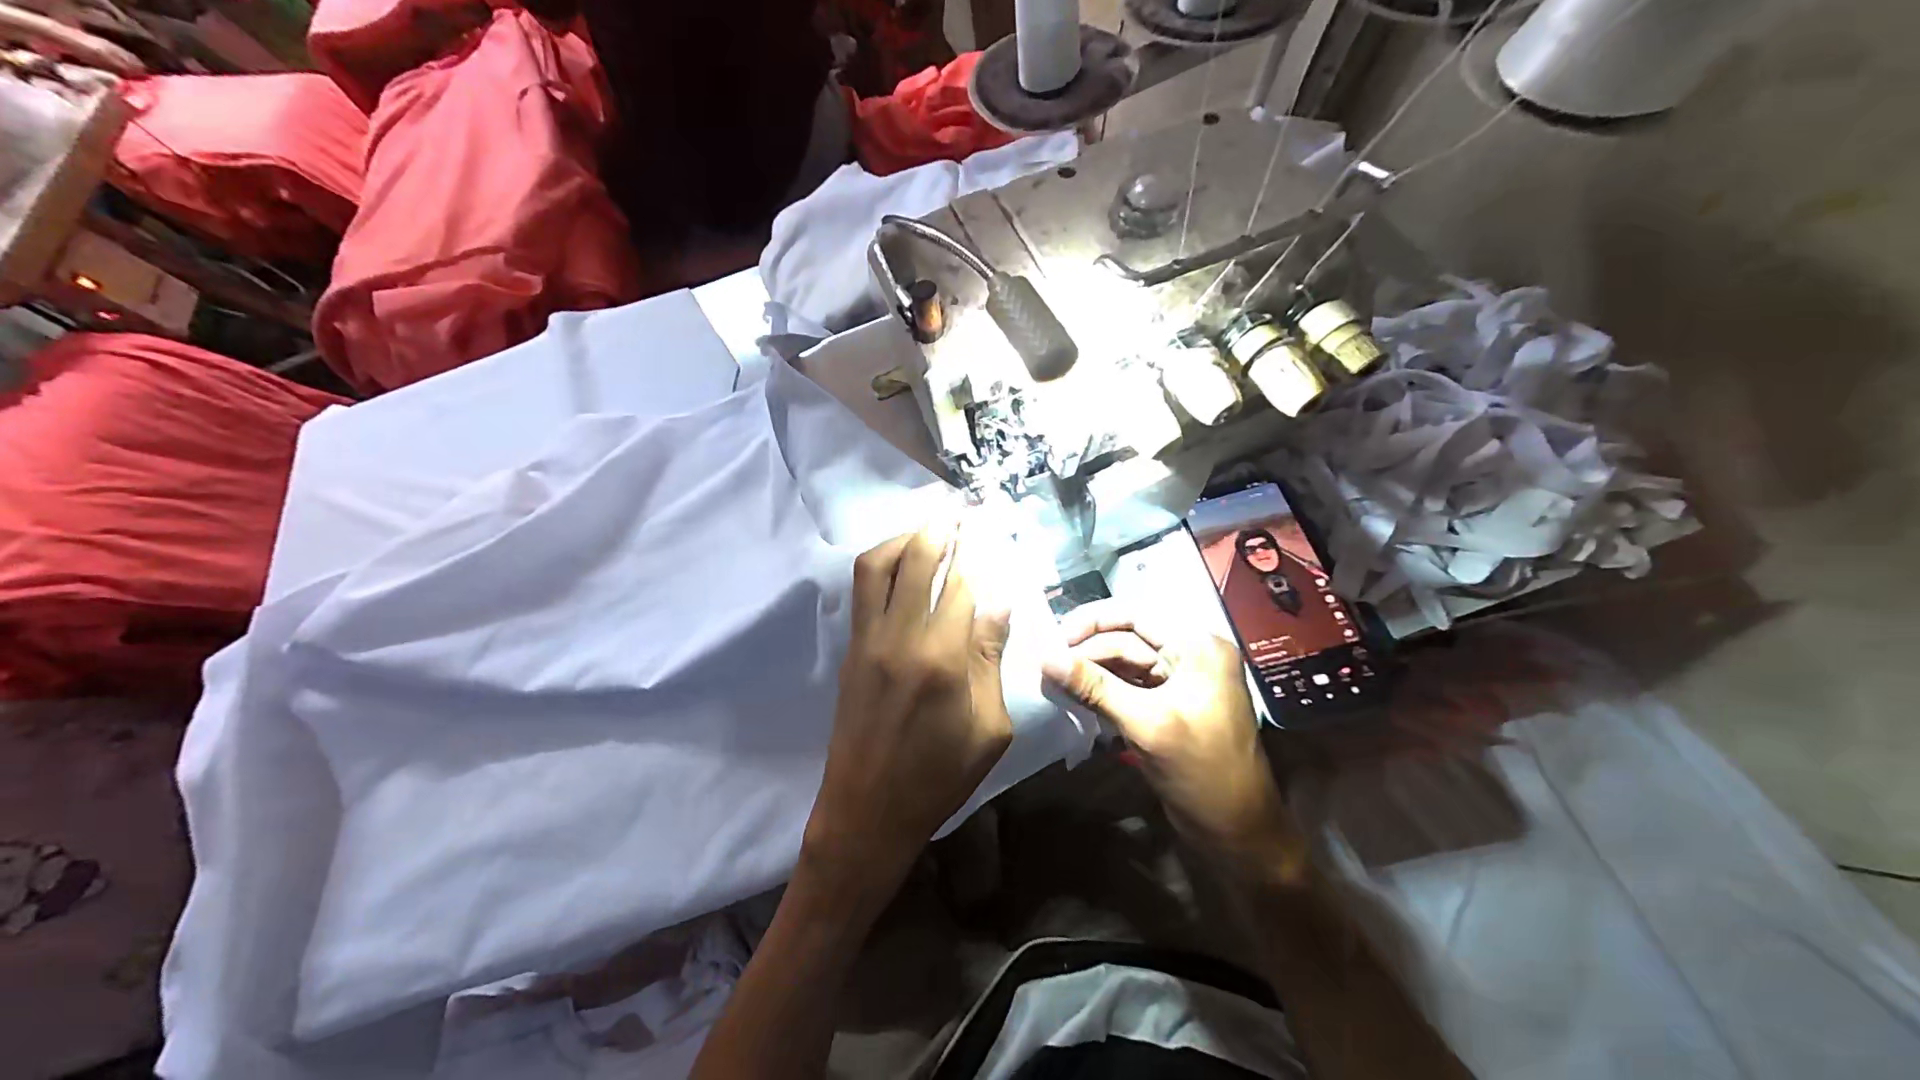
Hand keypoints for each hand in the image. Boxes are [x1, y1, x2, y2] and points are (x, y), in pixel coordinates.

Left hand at [804, 524, 1013, 891]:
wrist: (867, 810)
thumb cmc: (939, 778)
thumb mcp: (989, 729)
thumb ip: (990, 659)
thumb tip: (1000, 603)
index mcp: (941, 659)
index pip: (963, 585)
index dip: (979, 556)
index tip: (992, 535)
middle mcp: (899, 637)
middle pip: (916, 559)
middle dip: (940, 529)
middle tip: (960, 514)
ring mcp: (867, 640)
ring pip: (876, 566)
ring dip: (902, 538)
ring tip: (928, 532)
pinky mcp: (850, 650)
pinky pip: (862, 591)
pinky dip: (882, 565)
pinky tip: (903, 567)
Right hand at [1041, 601, 1291, 854]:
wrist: (1236, 831)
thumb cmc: (1201, 771)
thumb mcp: (1145, 724)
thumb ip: (1094, 687)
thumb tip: (1045, 658)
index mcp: (1198, 646)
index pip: (1137, 614)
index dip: (1092, 621)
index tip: (1053, 639)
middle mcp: (1191, 655)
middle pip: (1127, 638)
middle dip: (1087, 651)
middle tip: (1046, 667)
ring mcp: (1179, 682)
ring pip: (1124, 663)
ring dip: (1091, 673)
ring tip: (1053, 683)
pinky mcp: (1168, 706)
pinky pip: (1128, 686)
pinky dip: (1102, 691)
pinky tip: (1074, 697)